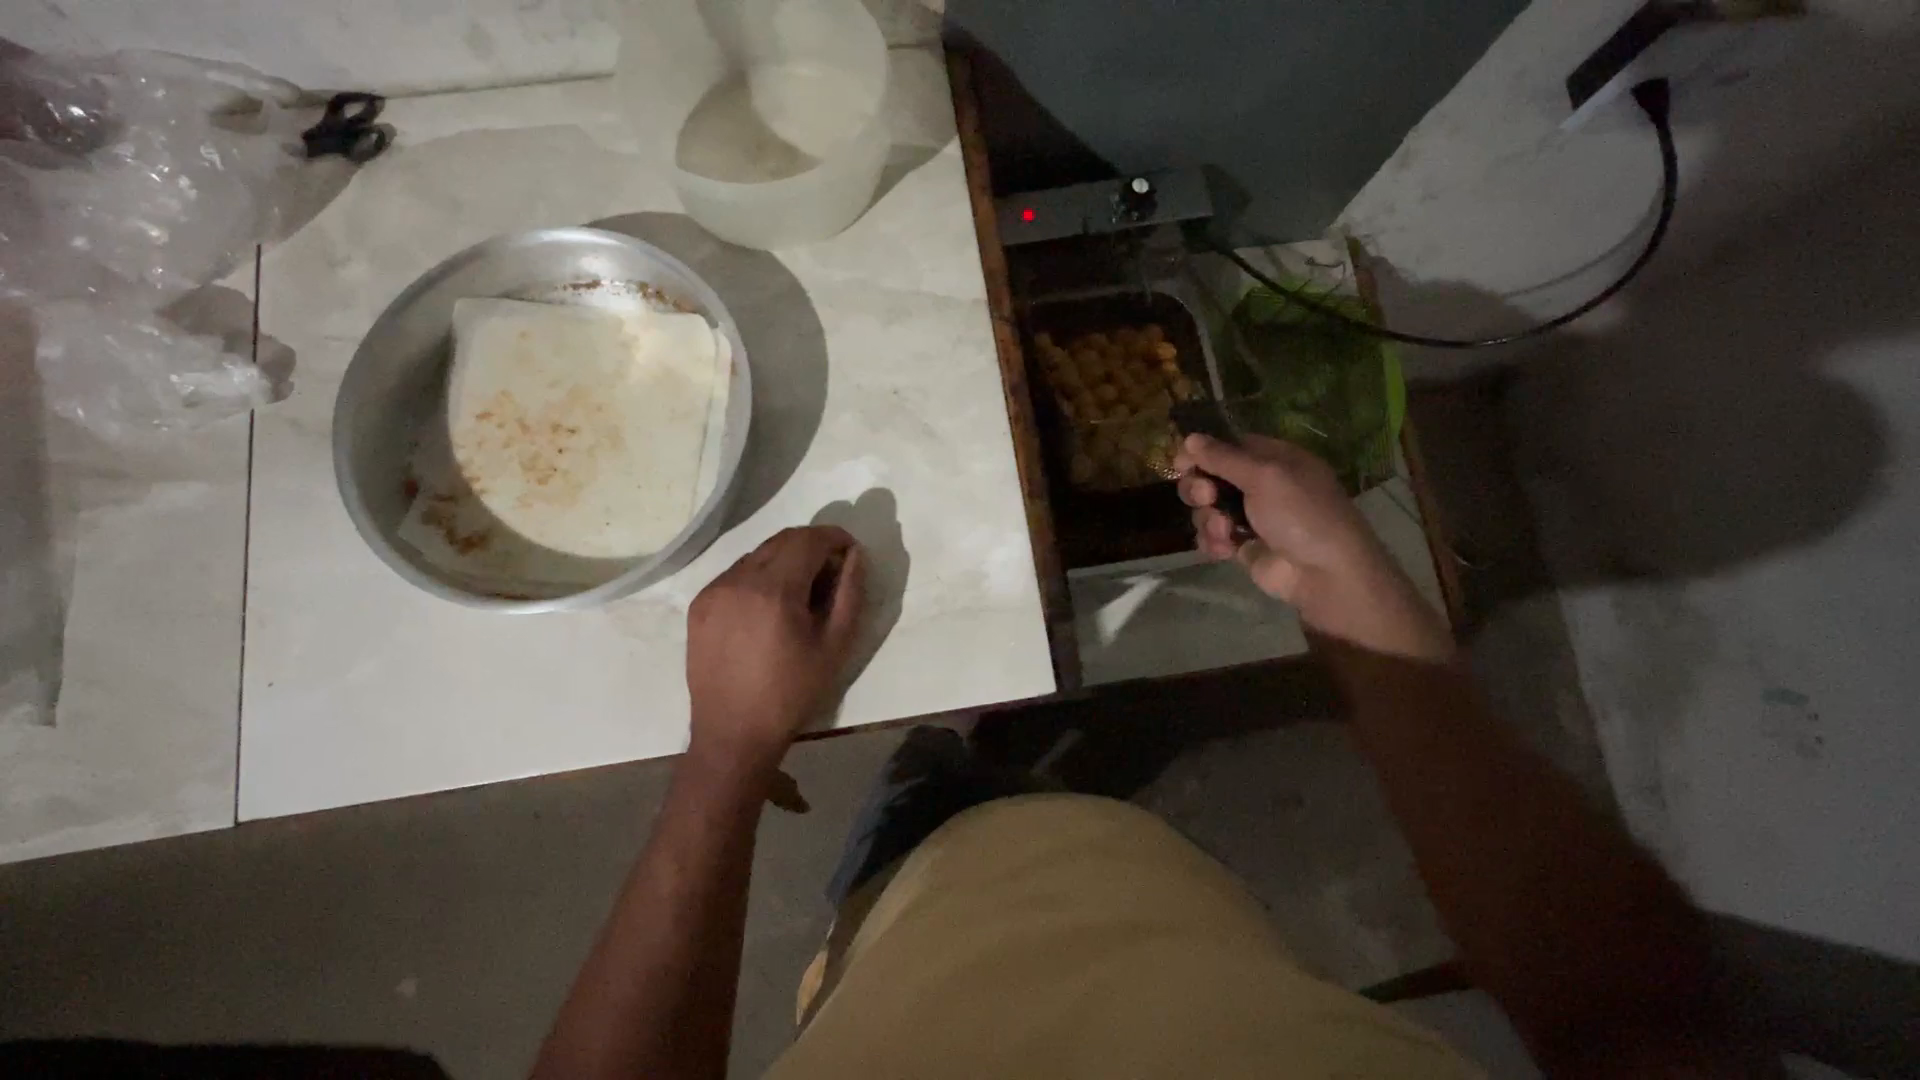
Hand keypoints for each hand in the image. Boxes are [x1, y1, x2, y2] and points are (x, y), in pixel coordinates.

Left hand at [686, 526, 866, 767]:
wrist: (734, 732)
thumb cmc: (792, 693)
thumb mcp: (835, 645)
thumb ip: (849, 593)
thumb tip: (854, 556)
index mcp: (774, 589)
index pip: (808, 539)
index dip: (834, 538)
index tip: (850, 551)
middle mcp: (738, 580)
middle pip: (782, 540)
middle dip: (812, 546)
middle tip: (831, 571)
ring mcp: (713, 591)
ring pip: (757, 555)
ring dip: (784, 560)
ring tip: (800, 592)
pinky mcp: (699, 606)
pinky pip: (735, 575)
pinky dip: (759, 577)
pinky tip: (769, 608)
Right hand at [1175, 433, 1451, 659]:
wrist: (1326, 575)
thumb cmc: (1303, 515)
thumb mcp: (1266, 476)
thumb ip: (1224, 457)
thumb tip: (1189, 438)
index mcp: (1273, 458)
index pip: (1228, 446)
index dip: (1201, 453)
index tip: (1181, 464)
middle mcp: (1260, 484)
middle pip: (1210, 476)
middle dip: (1200, 488)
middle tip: (1206, 497)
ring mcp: (1251, 516)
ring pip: (1207, 508)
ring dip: (1208, 519)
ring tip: (1225, 531)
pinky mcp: (1242, 545)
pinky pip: (1212, 536)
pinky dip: (1213, 541)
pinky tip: (1226, 550)